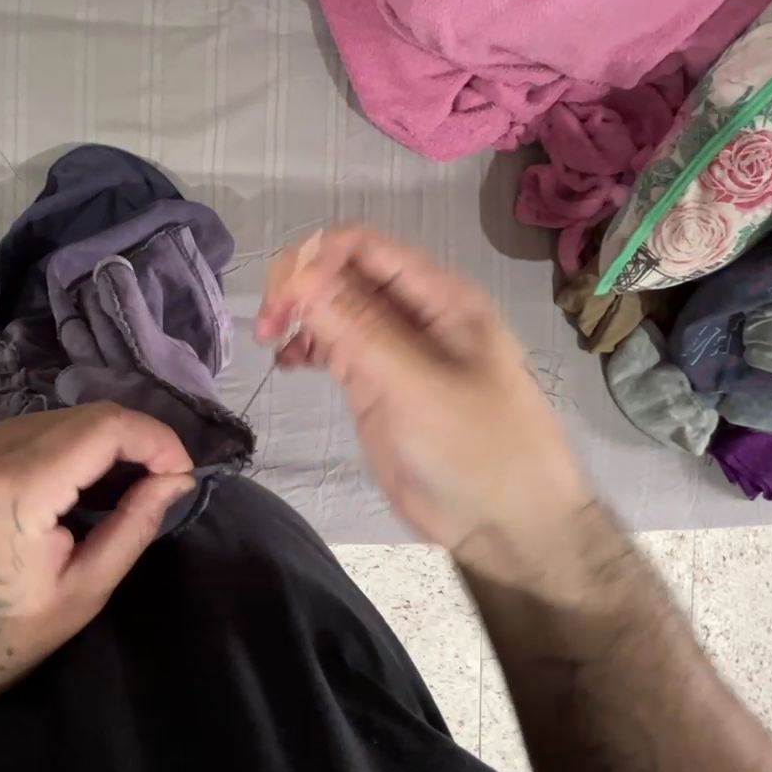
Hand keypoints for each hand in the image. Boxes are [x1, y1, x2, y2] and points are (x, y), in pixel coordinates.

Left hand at [0, 402, 195, 744]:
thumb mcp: (82, 592)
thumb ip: (134, 525)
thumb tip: (176, 479)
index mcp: (14, 488)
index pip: (104, 426)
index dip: (155, 438)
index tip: (181, 471)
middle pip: (81, 415)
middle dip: (131, 440)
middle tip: (158, 479)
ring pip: (52, 418)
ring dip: (96, 441)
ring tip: (116, 485)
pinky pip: (21, 430)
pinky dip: (59, 446)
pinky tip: (69, 483)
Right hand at [256, 227, 593, 574]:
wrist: (503, 524)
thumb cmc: (475, 447)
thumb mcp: (416, 383)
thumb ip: (358, 327)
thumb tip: (300, 272)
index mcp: (439, 298)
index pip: (366, 248)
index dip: (317, 258)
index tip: (281, 297)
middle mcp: (414, 314)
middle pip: (344, 274)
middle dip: (300, 287)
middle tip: (268, 325)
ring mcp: (393, 350)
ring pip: (333, 309)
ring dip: (299, 316)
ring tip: (271, 344)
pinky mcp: (376, 384)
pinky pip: (333, 347)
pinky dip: (306, 347)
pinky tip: (287, 363)